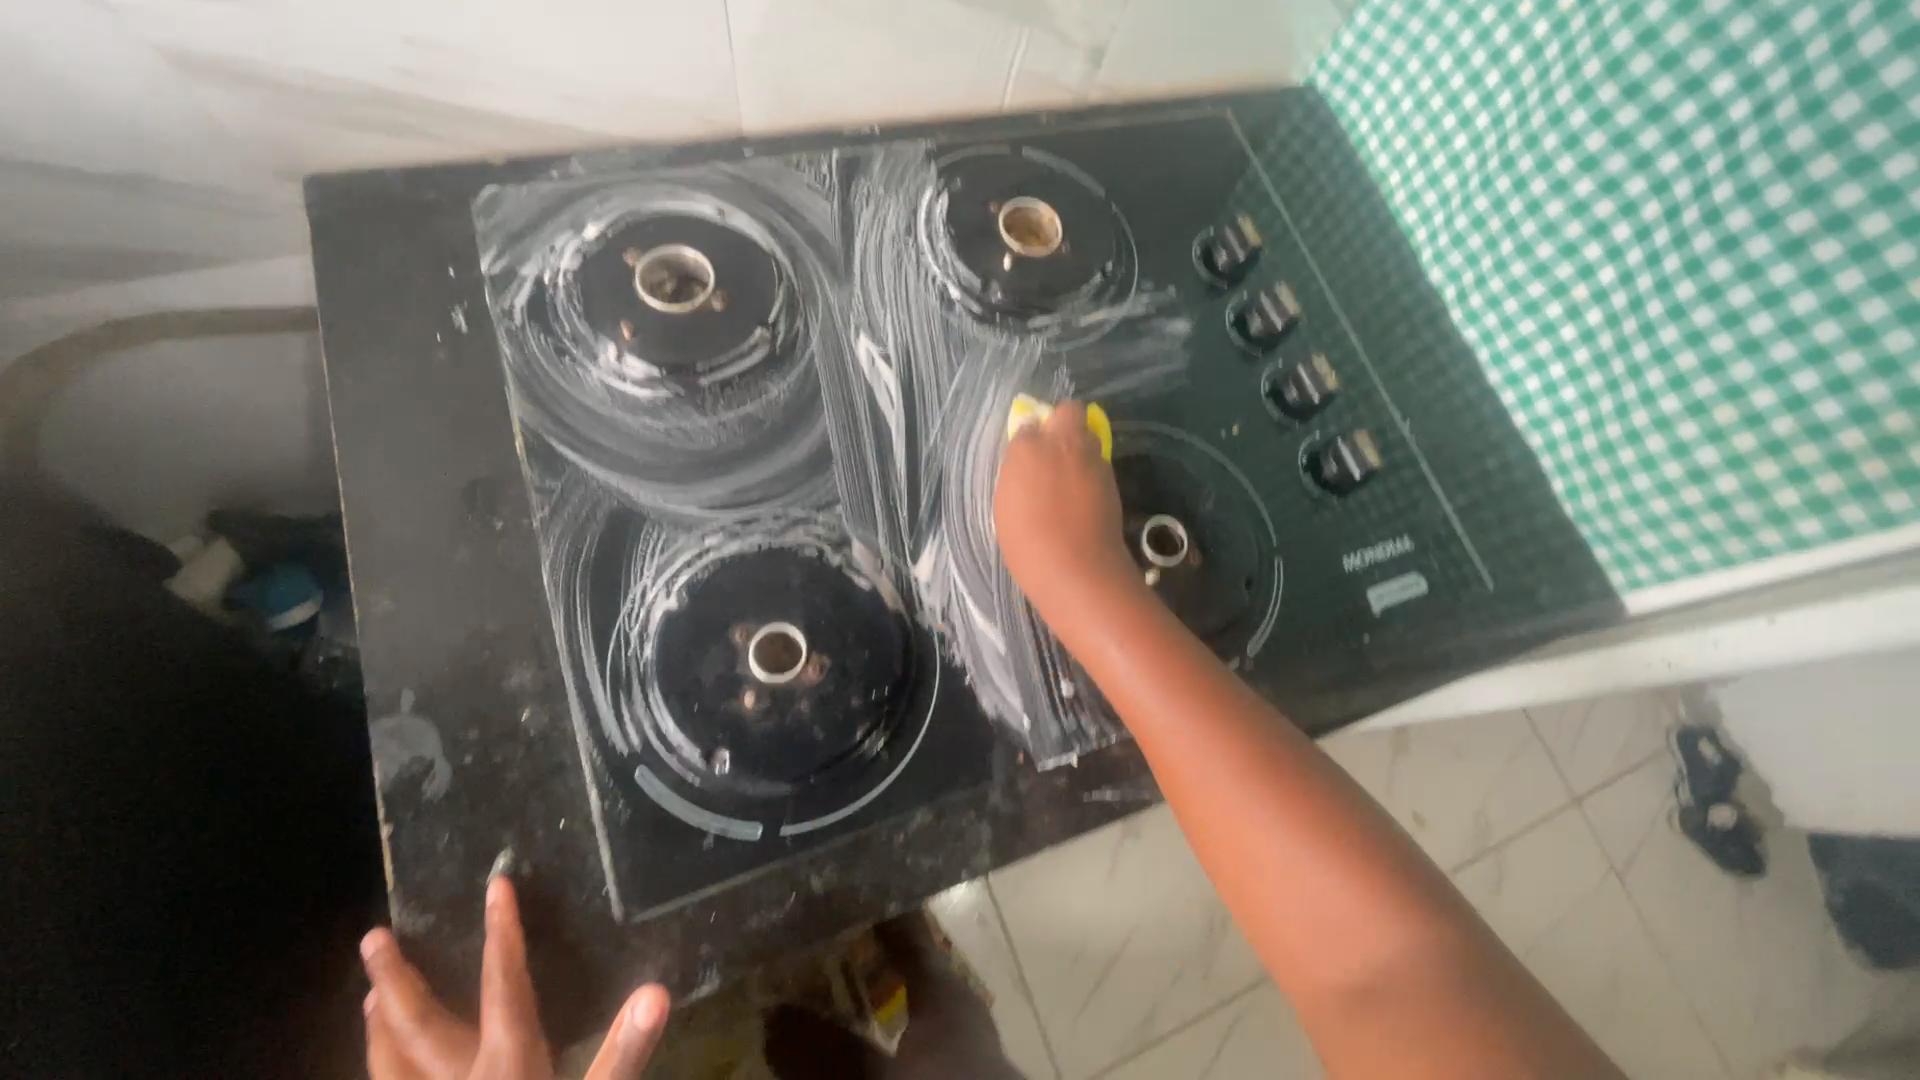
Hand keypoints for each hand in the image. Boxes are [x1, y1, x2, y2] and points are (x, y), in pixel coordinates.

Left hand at [360, 878, 669, 1079]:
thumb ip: (623, 1055)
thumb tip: (656, 992)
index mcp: (505, 1068)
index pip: (505, 985)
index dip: (504, 933)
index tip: (497, 887)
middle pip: (421, 1026)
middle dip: (398, 980)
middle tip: (373, 939)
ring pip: (391, 1069)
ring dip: (379, 1029)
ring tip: (368, 997)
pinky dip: (383, 1073)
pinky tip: (383, 1070)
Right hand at [993, 400, 1139, 618]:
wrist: (1074, 567)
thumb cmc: (1027, 543)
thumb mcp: (1006, 507)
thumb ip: (1018, 476)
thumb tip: (1027, 466)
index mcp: (1027, 449)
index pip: (1028, 425)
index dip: (1030, 439)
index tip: (1028, 456)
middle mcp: (1061, 444)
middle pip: (1069, 411)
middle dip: (1063, 422)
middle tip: (1055, 449)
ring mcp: (1091, 458)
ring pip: (1090, 435)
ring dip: (1081, 446)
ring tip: (1073, 475)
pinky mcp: (1111, 477)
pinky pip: (1099, 463)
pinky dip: (1092, 472)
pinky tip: (1086, 497)